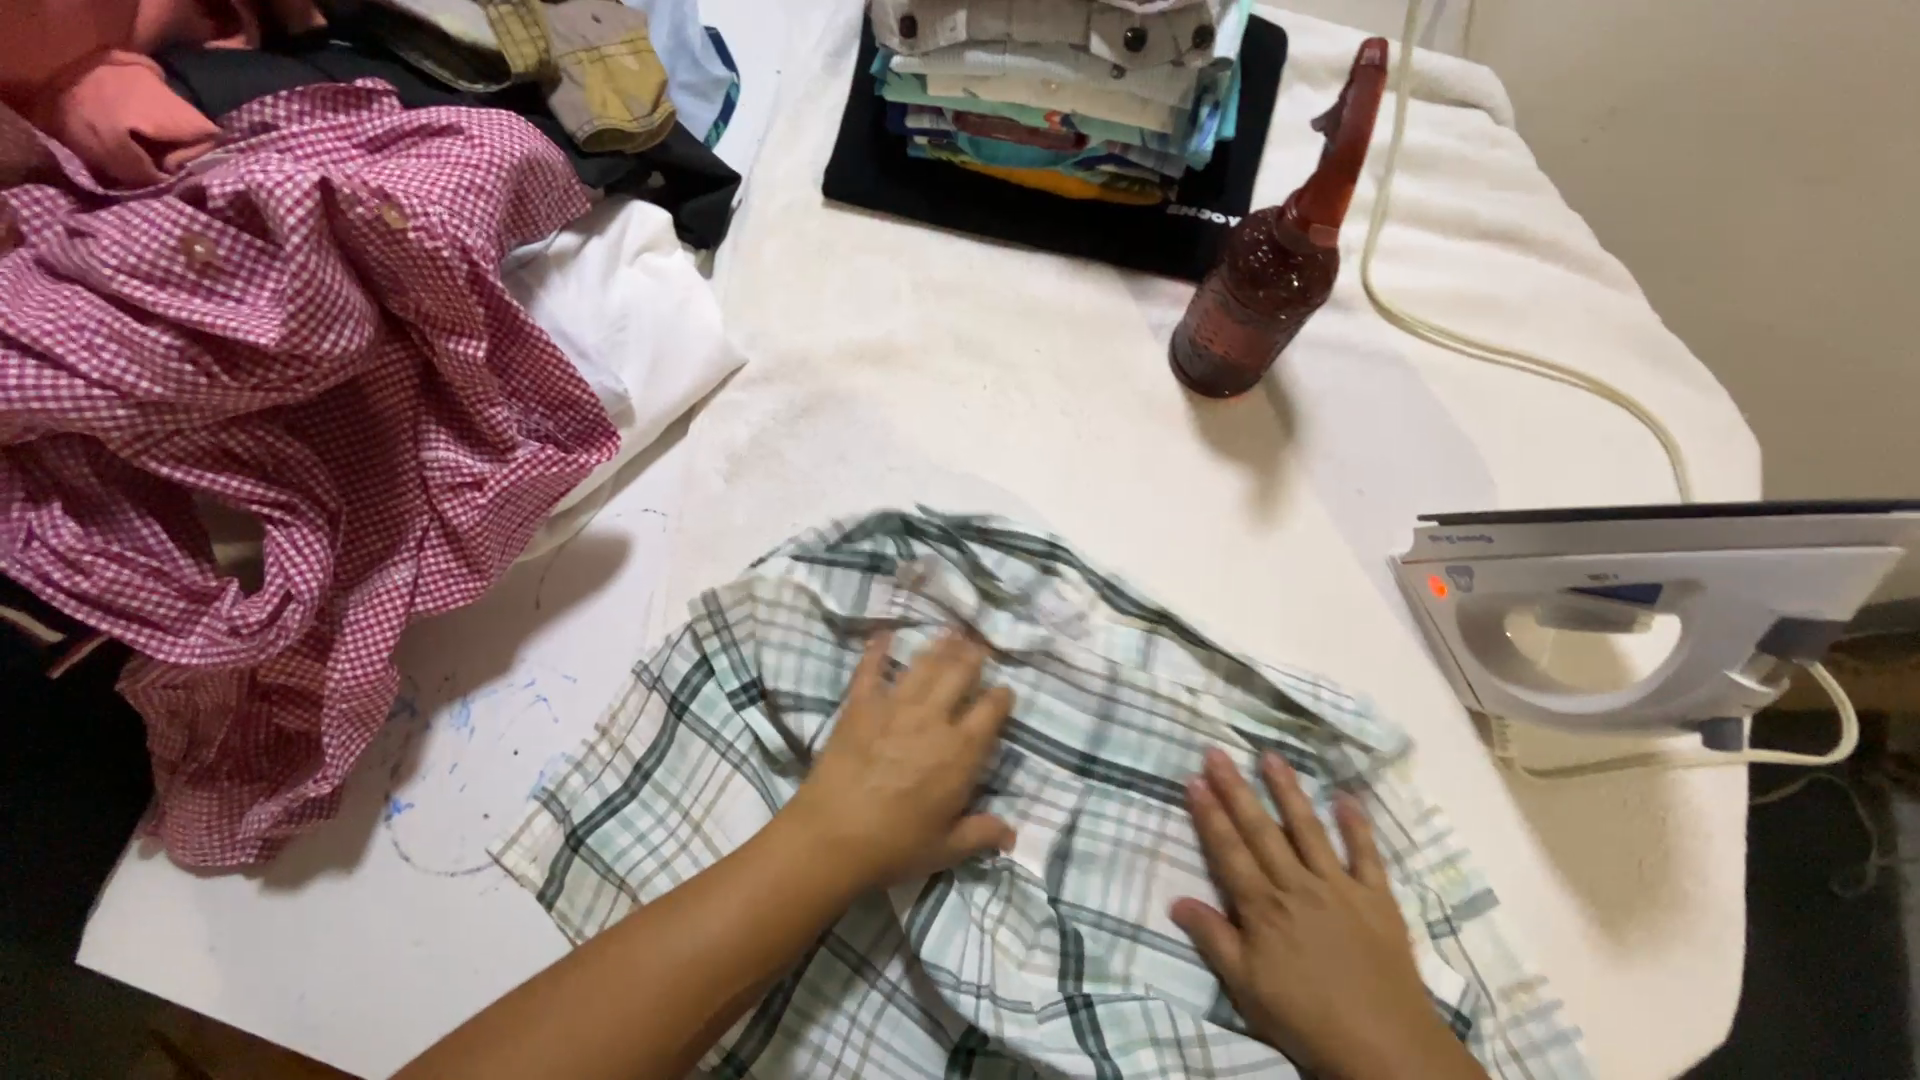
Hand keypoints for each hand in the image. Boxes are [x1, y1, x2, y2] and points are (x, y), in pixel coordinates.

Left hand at [783, 631, 1015, 891]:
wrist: (832, 837)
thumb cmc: (894, 847)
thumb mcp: (946, 848)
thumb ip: (981, 834)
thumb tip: (1013, 834)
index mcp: (961, 752)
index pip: (992, 710)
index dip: (1002, 697)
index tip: (1004, 691)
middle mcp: (933, 718)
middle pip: (960, 673)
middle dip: (973, 657)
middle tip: (978, 646)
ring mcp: (894, 707)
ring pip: (924, 665)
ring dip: (939, 646)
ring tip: (950, 632)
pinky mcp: (859, 705)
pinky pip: (871, 669)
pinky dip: (878, 649)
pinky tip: (884, 634)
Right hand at [1170, 749, 1487, 1079]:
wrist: (1386, 1047)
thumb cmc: (1306, 1019)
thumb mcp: (1246, 987)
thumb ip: (1213, 939)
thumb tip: (1176, 901)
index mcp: (1263, 908)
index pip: (1228, 851)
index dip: (1209, 815)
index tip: (1194, 779)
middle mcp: (1297, 886)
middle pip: (1260, 830)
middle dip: (1236, 789)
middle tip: (1217, 752)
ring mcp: (1339, 887)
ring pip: (1307, 829)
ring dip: (1287, 791)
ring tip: (1270, 757)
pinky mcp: (1376, 898)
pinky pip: (1366, 854)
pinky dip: (1356, 824)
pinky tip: (1345, 797)